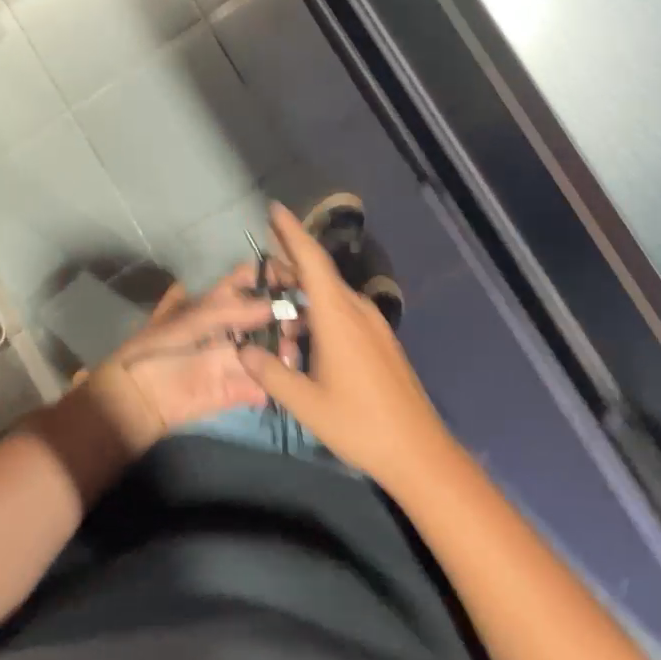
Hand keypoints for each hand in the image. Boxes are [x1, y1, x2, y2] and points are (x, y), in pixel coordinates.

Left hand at [79, 266, 279, 456]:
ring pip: (272, 349)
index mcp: (216, 302)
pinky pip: (265, 384)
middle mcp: (232, 326)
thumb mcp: (189, 319)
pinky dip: (277, 383)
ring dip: (287, 348)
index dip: (271, 276)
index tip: (294, 278)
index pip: (249, 281)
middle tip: (298, 320)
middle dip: (288, 315)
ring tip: (291, 349)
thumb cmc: (157, 347)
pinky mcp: (239, 389)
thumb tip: (272, 306)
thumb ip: (229, 310)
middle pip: (269, 315)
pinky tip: (284, 376)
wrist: (138, 395)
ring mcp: (238, 358)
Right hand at [237, 203, 455, 487]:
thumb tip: (242, 350)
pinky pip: (344, 313)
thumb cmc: (359, 424)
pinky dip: (320, 311)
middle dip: (290, 264)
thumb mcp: (305, 403)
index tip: (274, 208)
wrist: (418, 451)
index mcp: (338, 317)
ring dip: (304, 292)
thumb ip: (271, 374)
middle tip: (261, 261)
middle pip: (321, 275)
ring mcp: (374, 327)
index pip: (312, 261)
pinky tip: (305, 334)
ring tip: (276, 301)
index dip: (291, 233)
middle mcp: (358, 312)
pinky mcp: (381, 343)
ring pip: (332, 296)